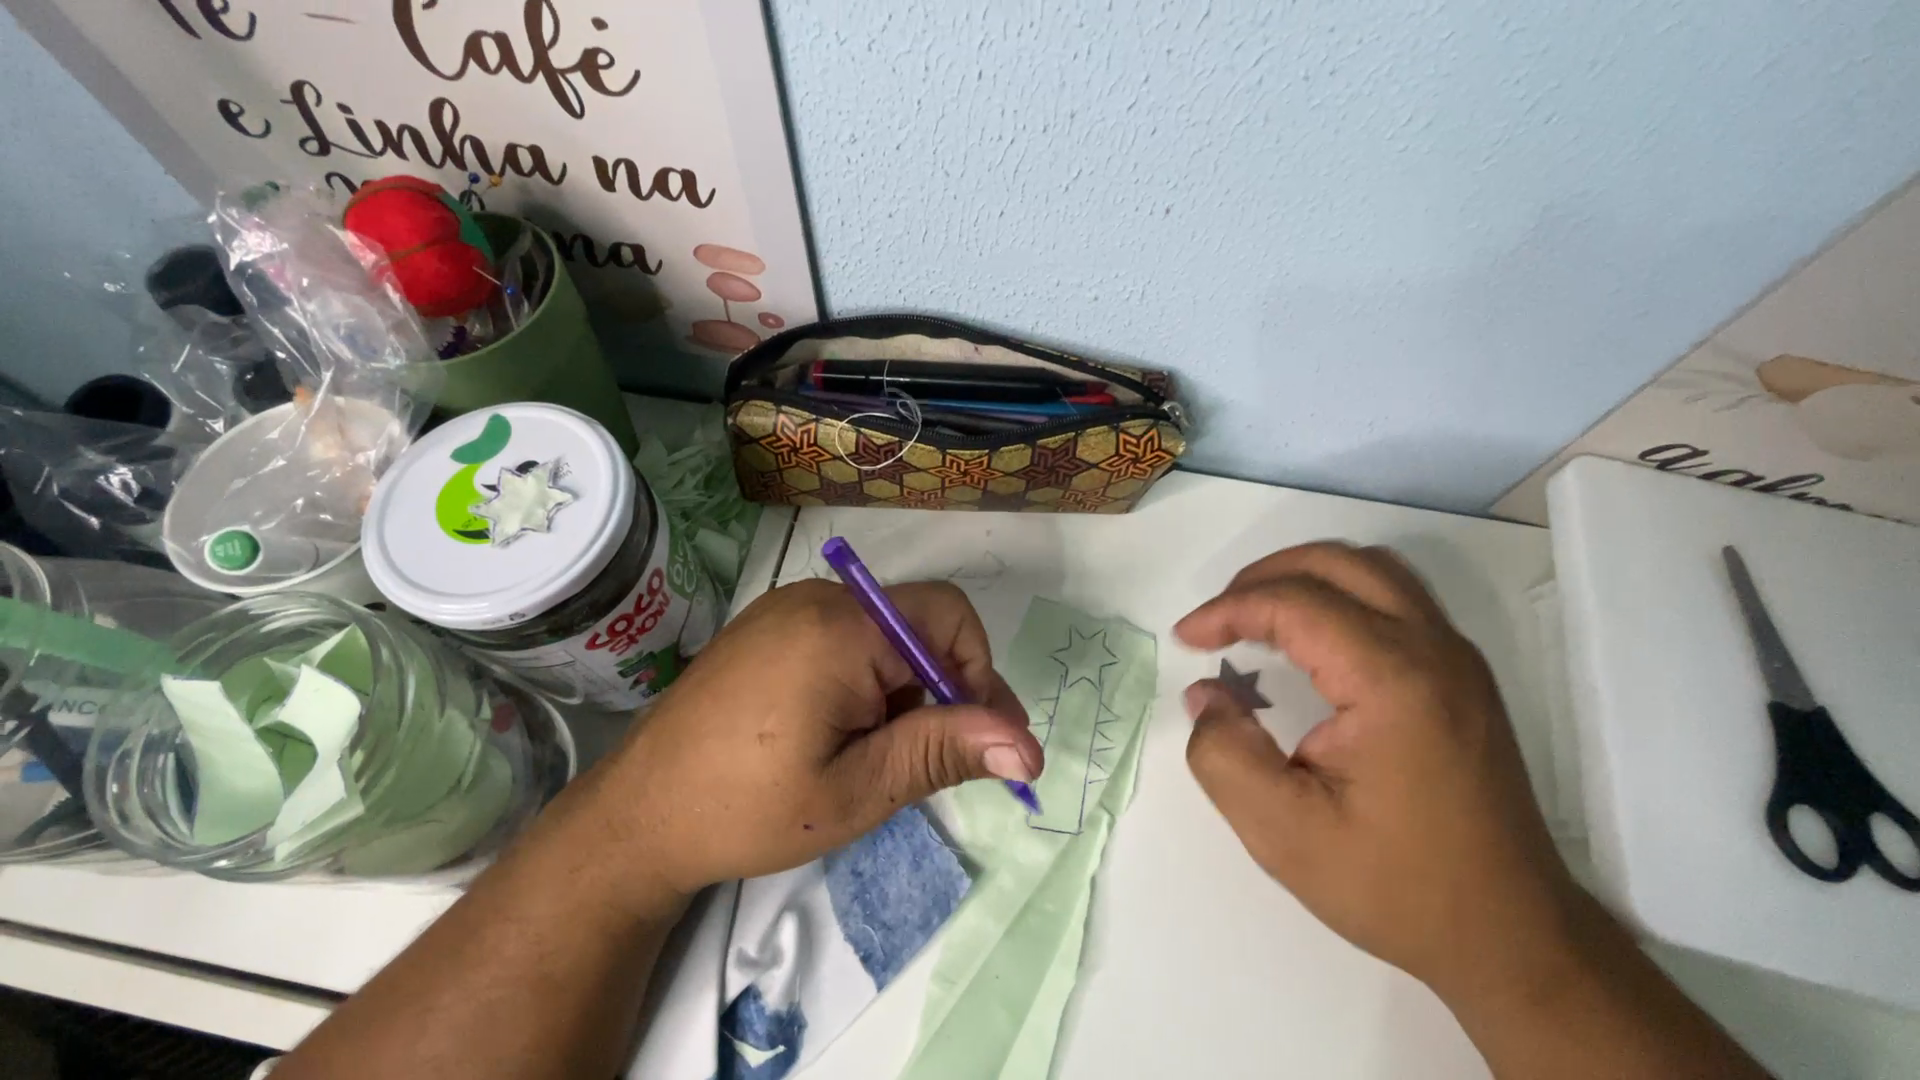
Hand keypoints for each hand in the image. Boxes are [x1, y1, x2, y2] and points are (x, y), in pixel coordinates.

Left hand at [597, 579, 1037, 899]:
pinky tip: (842, 734)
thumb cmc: (749, 808)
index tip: (984, 744)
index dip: (979, 676)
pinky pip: (843, 638)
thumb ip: (944, 751)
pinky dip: (865, 681)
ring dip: (901, 690)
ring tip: (877, 756)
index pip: (948, 618)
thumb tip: (1027, 745)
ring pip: (881, 635)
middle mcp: (814, 600)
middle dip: (940, 689)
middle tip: (933, 761)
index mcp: (840, 626)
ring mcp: (784, 611)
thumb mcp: (858, 788)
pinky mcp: (766, 630)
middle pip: (916, 624)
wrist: (636, 819)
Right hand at [1174, 542, 1576, 995]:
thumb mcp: (1282, 833)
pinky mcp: (1463, 679)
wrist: (1509, 936)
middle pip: (1339, 563)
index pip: (1296, 603)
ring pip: (1374, 571)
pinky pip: (1395, 601)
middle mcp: (1434, 650)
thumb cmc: (1395, 886)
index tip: (1184, 640)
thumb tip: (1206, 694)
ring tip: (1254, 617)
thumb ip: (1223, 754)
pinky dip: (1339, 597)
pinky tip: (1308, 642)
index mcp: (1393, 680)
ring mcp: (1457, 660)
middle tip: (1216, 620)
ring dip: (1305, 578)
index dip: (1228, 610)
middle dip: (1263, 577)